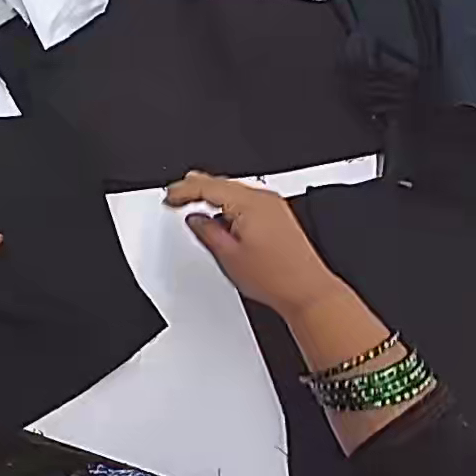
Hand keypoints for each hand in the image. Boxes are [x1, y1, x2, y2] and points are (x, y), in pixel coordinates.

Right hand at [163, 171, 344, 316]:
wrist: (306, 291)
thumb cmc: (275, 277)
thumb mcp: (228, 256)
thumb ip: (206, 232)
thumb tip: (194, 219)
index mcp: (248, 204)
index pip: (208, 187)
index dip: (183, 191)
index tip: (169, 197)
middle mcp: (264, 199)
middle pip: (222, 184)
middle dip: (196, 188)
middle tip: (175, 194)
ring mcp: (274, 206)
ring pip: (234, 191)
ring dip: (212, 195)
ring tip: (192, 202)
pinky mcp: (279, 215)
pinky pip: (247, 200)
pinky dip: (229, 204)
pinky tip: (220, 215)